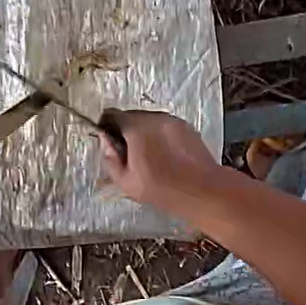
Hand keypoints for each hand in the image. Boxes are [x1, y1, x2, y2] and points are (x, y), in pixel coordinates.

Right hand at [97, 110, 232, 211]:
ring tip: (148, 154)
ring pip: (150, 119)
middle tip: (128, 152)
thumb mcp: (126, 181)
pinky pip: (165, 125)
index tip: (108, 139)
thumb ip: (110, 157)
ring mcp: (173, 120)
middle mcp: (155, 118)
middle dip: (126, 130)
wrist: (201, 190)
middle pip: (132, 115)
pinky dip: (160, 134)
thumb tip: (104, 140)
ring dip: (144, 131)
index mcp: (137, 128)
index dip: (106, 126)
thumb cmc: (162, 189)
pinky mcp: (186, 126)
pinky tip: (164, 153)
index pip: (112, 115)